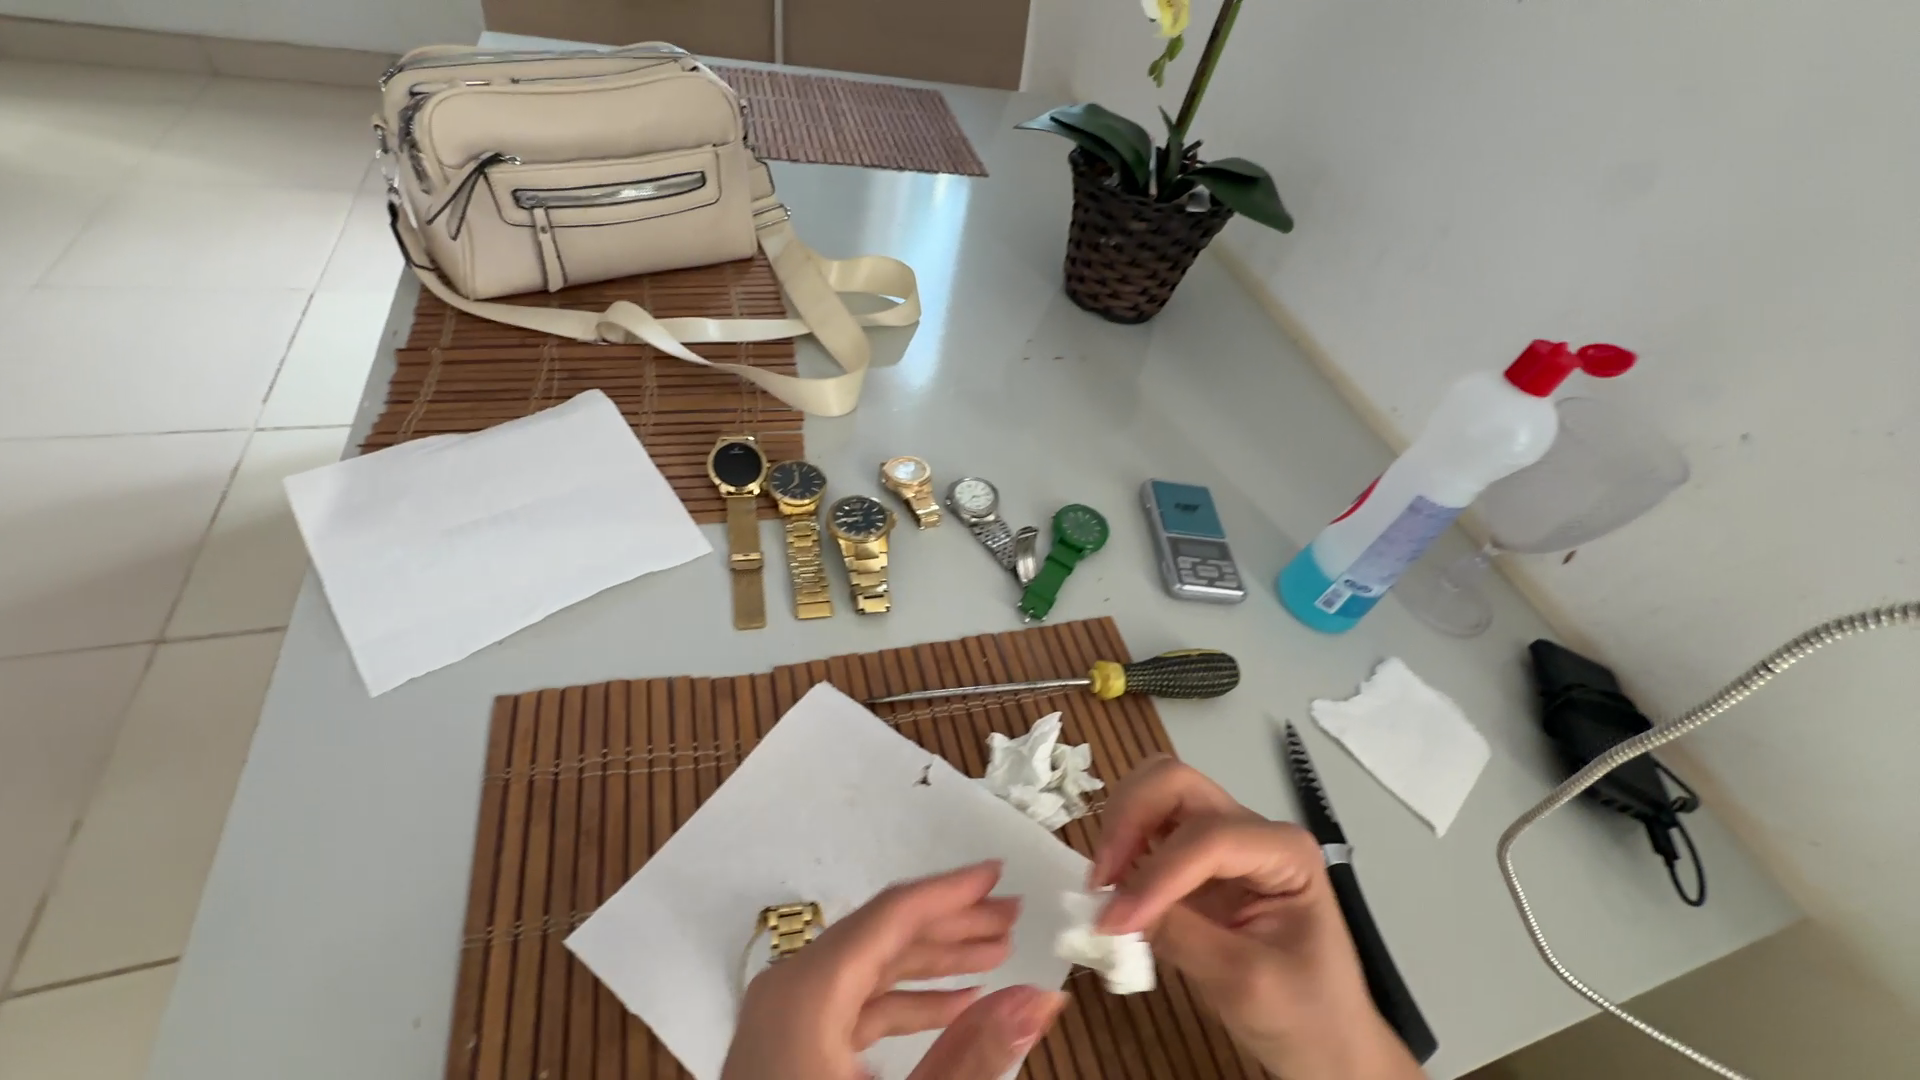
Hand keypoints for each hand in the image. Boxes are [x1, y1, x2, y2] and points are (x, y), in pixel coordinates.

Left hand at [722, 861, 1068, 1079]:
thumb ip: (973, 1055)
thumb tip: (1039, 999)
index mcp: (808, 991)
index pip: (891, 914)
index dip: (950, 890)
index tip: (998, 872)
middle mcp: (790, 988)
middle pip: (882, 935)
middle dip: (952, 924)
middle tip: (1012, 915)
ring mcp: (784, 1018)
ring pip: (869, 968)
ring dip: (934, 963)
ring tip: (996, 955)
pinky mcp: (789, 1047)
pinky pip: (854, 1005)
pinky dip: (904, 1000)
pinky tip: (955, 1006)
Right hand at [1091, 758, 1422, 1079]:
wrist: (1328, 1047)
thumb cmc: (1304, 1017)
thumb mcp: (1245, 984)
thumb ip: (1179, 935)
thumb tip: (1111, 908)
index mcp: (1284, 852)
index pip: (1208, 838)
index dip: (1156, 873)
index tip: (1114, 921)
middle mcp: (1252, 830)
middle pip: (1175, 784)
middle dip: (1129, 819)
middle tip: (1102, 877)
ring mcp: (1222, 840)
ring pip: (1157, 792)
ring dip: (1120, 825)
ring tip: (1104, 882)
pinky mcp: (1197, 860)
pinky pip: (1150, 827)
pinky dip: (1122, 843)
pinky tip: (1113, 886)